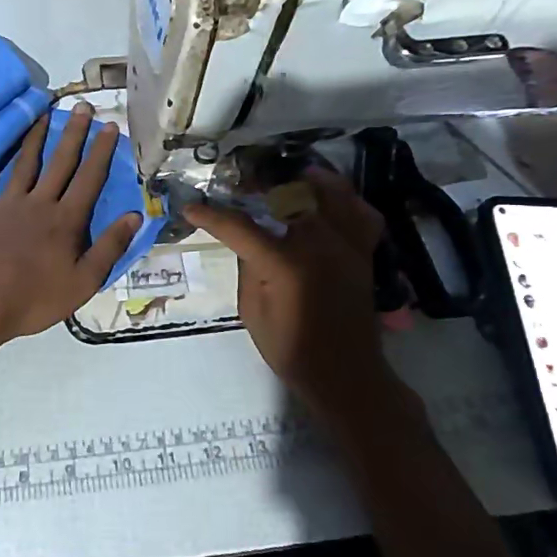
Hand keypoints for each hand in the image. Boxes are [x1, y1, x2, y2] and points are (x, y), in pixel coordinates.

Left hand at [0, 103, 141, 345]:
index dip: (101, 151)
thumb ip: (110, 247)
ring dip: (35, 139)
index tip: (109, 125)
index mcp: (66, 219)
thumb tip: (135, 215)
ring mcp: (6, 205)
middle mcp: (39, 203)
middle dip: (73, 133)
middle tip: (81, 106)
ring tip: (42, 116)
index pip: (89, 178)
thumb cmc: (35, 297)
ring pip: (24, 165)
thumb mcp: (84, 281)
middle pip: (60, 162)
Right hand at [184, 167, 395, 413]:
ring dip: (306, 182)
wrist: (344, 374)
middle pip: (289, 194)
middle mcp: (319, 245)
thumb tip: (247, 241)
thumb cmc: (290, 349)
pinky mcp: (364, 252)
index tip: (192, 208)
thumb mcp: (252, 311)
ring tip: (288, 182)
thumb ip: (249, 268)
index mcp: (285, 264)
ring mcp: (347, 245)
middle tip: (242, 190)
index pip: (240, 227)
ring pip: (331, 193)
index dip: (211, 216)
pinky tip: (330, 202)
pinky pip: (362, 214)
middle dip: (261, 186)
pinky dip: (347, 202)